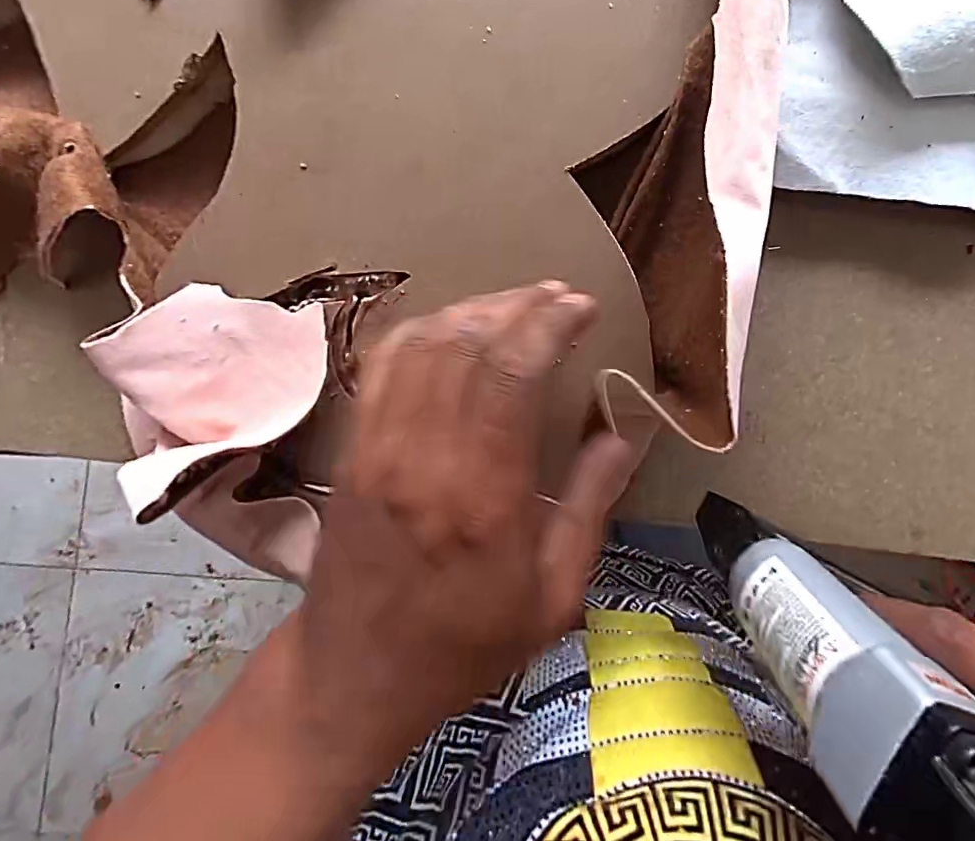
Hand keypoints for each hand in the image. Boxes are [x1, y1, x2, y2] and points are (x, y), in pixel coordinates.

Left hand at [87, 283, 636, 840]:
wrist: (354, 678)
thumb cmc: (464, 645)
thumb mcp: (552, 597)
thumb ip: (590, 506)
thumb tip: (622, 433)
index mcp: (485, 496)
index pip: (511, 372)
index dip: (548, 323)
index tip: (580, 306)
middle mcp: (425, 457)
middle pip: (467, 342)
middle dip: (519, 303)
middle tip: (557, 296)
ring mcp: (378, 447)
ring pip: (423, 342)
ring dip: (474, 307)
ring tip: (516, 303)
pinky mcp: (352, 447)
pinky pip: (383, 364)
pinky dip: (422, 328)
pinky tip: (453, 322)